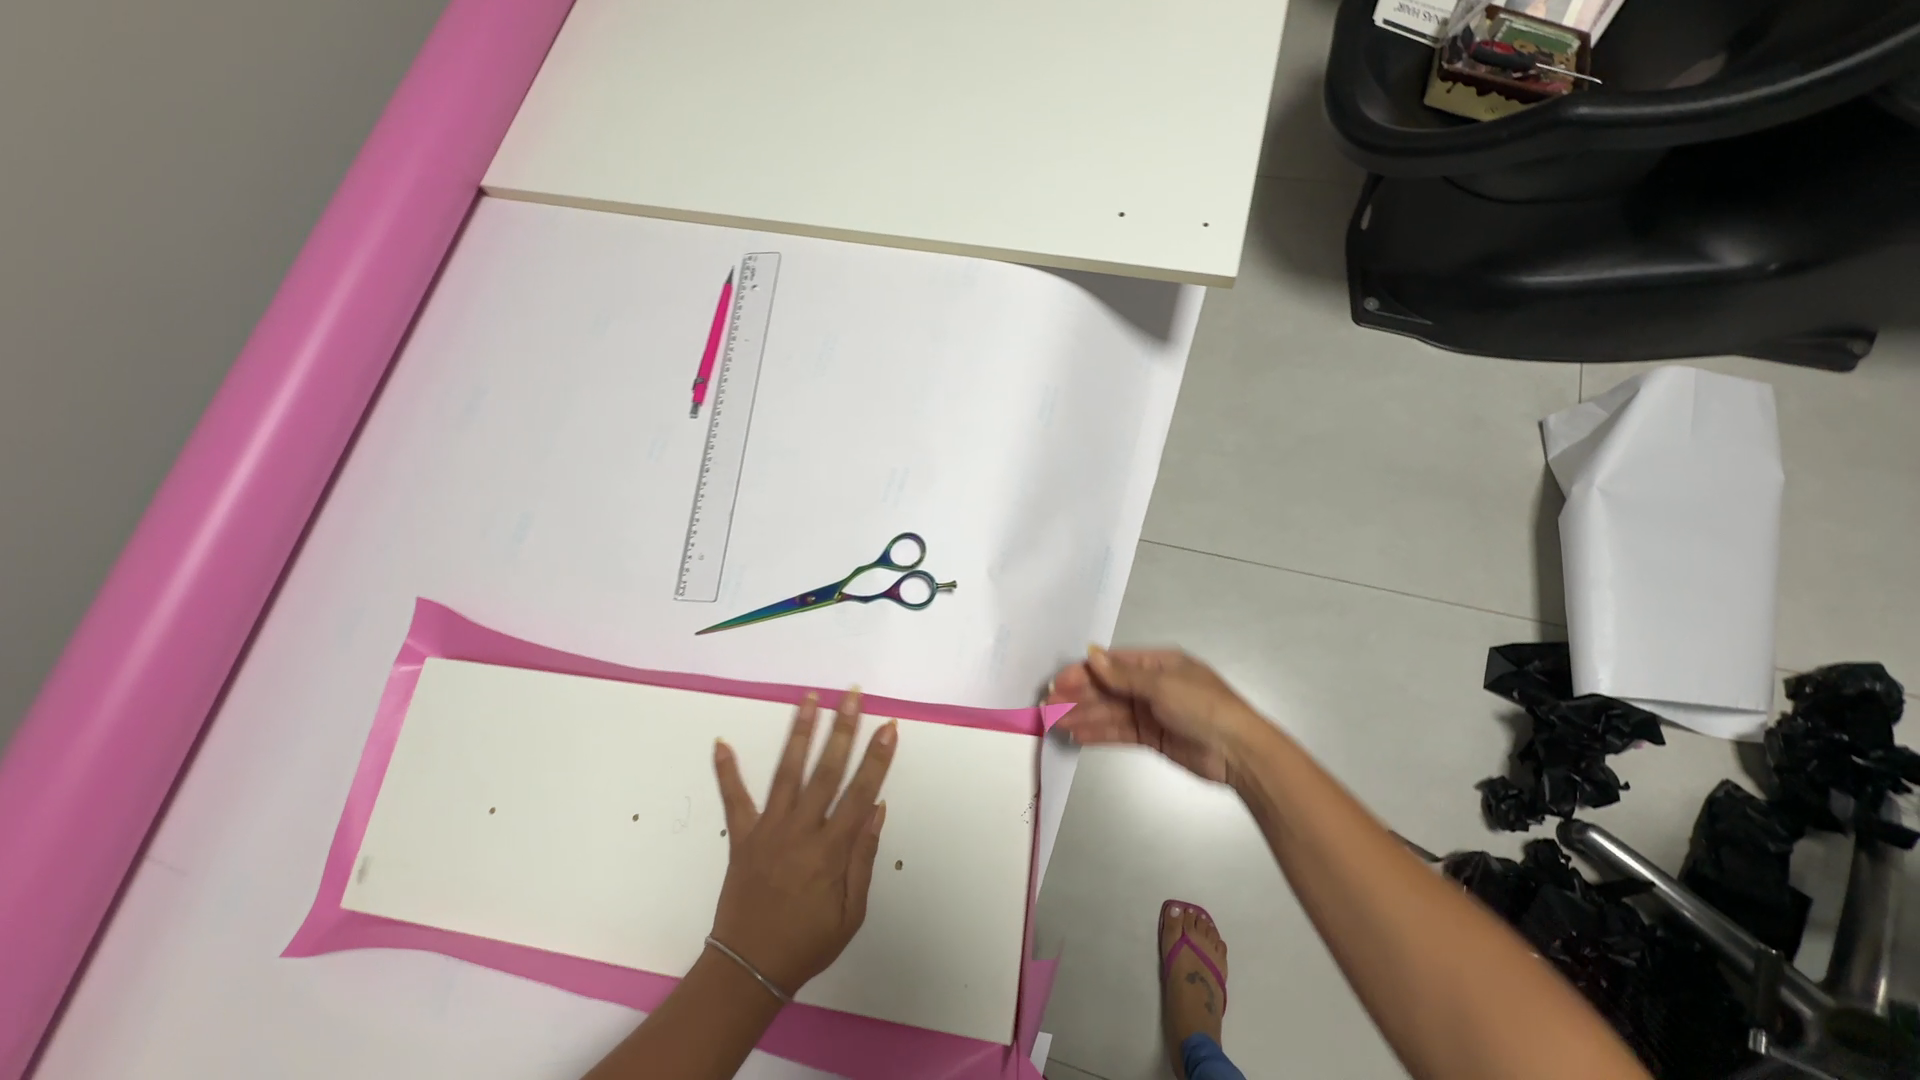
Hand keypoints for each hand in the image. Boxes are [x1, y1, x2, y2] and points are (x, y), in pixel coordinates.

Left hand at [709, 690, 893, 996]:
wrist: (749, 966)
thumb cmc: (808, 943)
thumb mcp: (852, 913)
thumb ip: (863, 858)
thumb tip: (877, 809)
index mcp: (831, 851)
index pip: (861, 793)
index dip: (877, 758)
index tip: (888, 727)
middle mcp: (801, 831)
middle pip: (827, 771)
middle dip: (843, 729)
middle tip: (853, 695)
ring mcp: (768, 830)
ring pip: (787, 772)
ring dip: (799, 733)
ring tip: (809, 699)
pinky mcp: (742, 838)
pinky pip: (734, 799)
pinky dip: (727, 771)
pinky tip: (721, 743)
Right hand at [1046, 647, 1265, 783]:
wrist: (1239, 752)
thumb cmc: (1204, 708)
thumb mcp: (1163, 685)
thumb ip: (1123, 675)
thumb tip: (1092, 654)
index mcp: (1159, 664)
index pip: (1113, 665)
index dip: (1084, 673)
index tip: (1058, 683)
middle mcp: (1152, 685)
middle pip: (1107, 689)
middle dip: (1077, 696)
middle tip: (1046, 706)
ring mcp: (1151, 712)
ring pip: (1109, 711)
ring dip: (1081, 715)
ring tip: (1052, 723)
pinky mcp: (1152, 737)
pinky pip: (1118, 732)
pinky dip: (1097, 733)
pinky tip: (1075, 734)